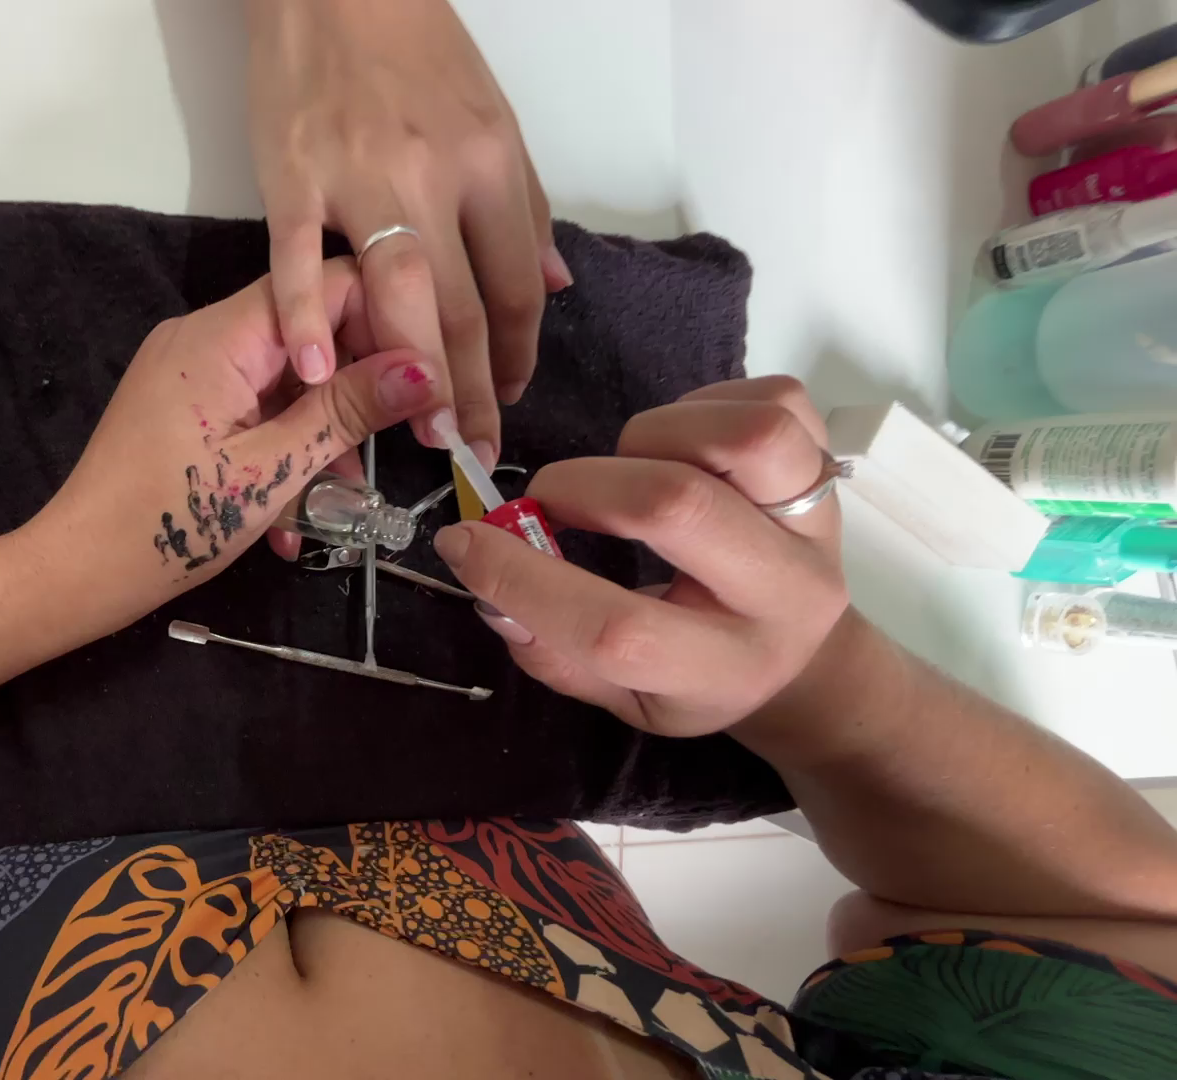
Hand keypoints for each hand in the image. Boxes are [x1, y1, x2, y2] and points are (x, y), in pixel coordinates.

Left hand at [31, 258, 441, 626]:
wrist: (79, 571)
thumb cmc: (172, 524)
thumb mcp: (271, 472)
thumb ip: (347, 413)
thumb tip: (426, 369)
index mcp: (219, 337)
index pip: (323, 285)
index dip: (384, 325)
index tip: (423, 384)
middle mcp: (201, 338)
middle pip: (305, 336)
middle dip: (352, 394)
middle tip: (390, 450)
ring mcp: (189, 374)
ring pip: (281, 383)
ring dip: (316, 439)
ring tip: (339, 503)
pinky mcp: (183, 408)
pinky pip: (249, 411)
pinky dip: (277, 452)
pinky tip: (288, 519)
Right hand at [245, 0, 570, 461]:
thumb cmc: (417, 55)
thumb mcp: (494, 118)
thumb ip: (525, 207)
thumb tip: (558, 284)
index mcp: (491, 160)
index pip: (516, 284)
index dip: (520, 354)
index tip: (511, 398)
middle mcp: (435, 175)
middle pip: (463, 307)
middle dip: (472, 390)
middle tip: (471, 450)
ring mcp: (357, 178)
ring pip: (395, 293)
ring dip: (411, 374)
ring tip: (420, 436)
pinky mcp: (291, 179)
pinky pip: (297, 259)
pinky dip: (304, 317)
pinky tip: (315, 374)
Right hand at [430, 377, 849, 737]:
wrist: (803, 656)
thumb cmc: (692, 679)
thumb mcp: (618, 696)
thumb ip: (548, 652)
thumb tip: (484, 581)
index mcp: (720, 667)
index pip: (617, 628)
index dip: (522, 579)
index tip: (462, 543)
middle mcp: (781, 594)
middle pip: (677, 508)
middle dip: (580, 489)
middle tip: (546, 501)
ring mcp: (816, 524)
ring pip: (743, 438)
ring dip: (649, 438)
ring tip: (622, 466)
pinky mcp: (827, 469)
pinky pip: (775, 400)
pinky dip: (704, 405)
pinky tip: (671, 442)